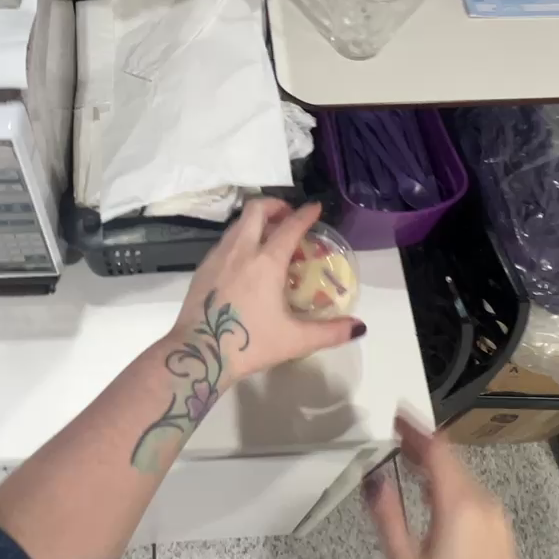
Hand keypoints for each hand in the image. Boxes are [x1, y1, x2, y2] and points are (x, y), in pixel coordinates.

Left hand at [167, 198, 365, 386]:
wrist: (198, 352)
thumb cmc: (249, 343)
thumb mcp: (295, 340)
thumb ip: (330, 332)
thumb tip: (359, 328)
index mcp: (267, 261)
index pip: (290, 226)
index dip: (305, 214)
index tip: (315, 208)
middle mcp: (241, 250)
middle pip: (256, 209)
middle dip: (275, 205)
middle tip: (288, 216)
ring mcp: (217, 256)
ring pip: (238, 223)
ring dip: (256, 220)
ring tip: (269, 236)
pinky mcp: (203, 267)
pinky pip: (225, 240)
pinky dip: (240, 237)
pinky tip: (245, 259)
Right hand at [365, 415, 520, 558]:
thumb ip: (386, 516)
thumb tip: (372, 478)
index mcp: (458, 503)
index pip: (436, 448)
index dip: (415, 427)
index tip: (395, 415)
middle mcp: (481, 500)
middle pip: (450, 457)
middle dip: (422, 444)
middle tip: (395, 437)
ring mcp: (494, 513)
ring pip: (461, 473)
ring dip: (436, 463)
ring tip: (408, 461)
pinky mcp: (499, 526)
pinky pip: (471, 490)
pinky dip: (450, 481)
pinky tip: (432, 491)